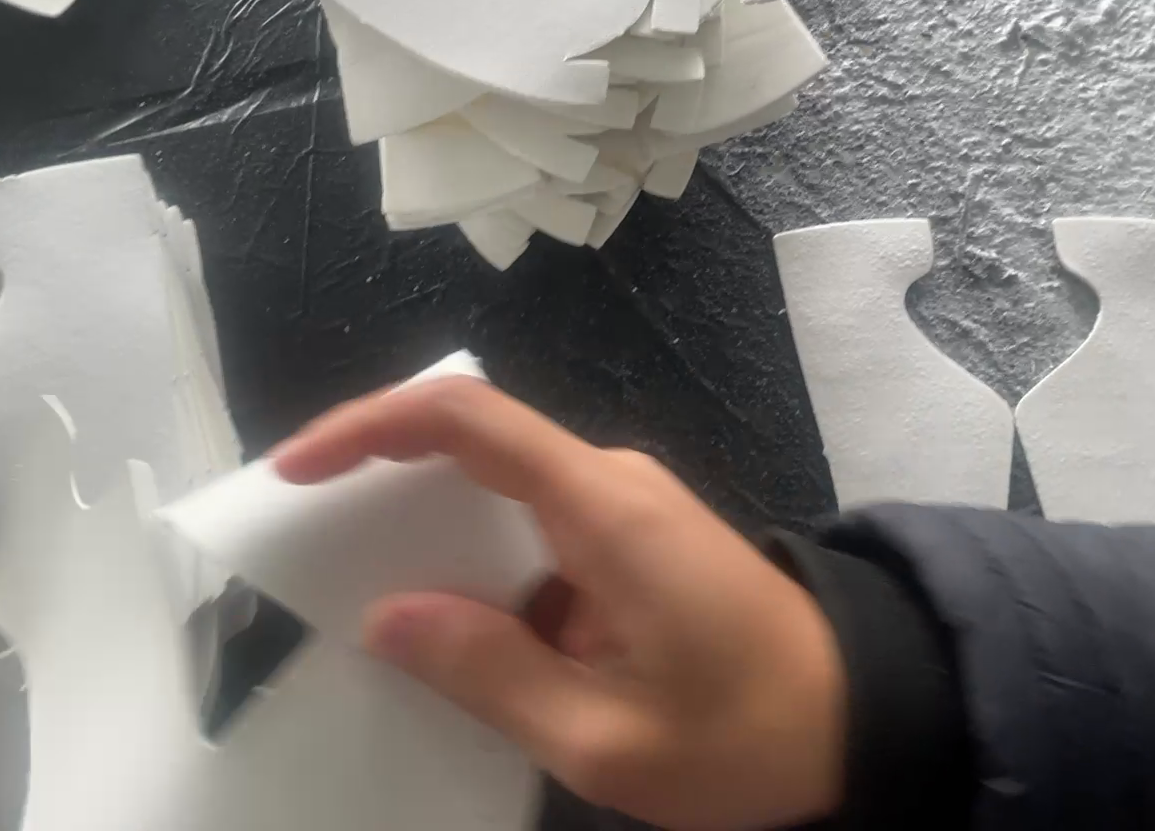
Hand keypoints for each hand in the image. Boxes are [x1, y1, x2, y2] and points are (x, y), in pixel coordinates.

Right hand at [272, 377, 845, 830]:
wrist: (854, 705)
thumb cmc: (743, 728)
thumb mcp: (604, 733)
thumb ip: (489, 670)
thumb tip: (390, 618)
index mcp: (601, 506)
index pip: (470, 422)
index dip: (373, 425)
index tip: (299, 466)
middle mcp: (609, 479)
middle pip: (478, 441)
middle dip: (384, 475)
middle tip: (313, 539)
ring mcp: (624, 500)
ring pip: (502, 484)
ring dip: (430, 525)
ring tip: (365, 589)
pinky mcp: (631, 529)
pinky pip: (535, 521)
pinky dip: (479, 556)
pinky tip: (454, 619)